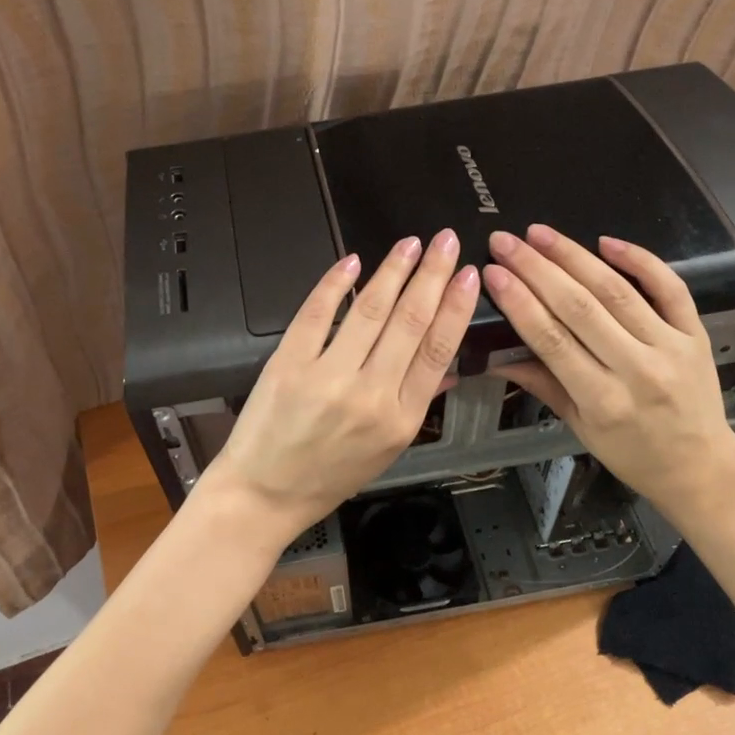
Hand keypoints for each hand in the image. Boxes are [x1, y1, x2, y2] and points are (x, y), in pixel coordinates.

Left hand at [198, 229, 479, 544]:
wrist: (265, 493)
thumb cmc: (328, 475)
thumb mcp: (386, 452)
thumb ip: (418, 404)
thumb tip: (449, 366)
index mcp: (400, 419)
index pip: (437, 350)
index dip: (456, 307)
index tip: (469, 274)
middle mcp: (370, 396)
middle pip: (410, 321)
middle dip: (432, 275)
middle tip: (446, 241)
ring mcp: (327, 377)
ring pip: (370, 310)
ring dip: (393, 270)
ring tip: (410, 244)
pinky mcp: (289, 364)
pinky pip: (317, 313)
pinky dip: (336, 283)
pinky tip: (354, 260)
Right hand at [481, 224, 734, 506]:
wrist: (701, 468)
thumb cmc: (631, 452)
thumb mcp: (579, 426)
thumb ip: (540, 383)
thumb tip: (492, 354)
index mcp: (602, 400)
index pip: (551, 339)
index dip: (519, 301)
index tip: (492, 272)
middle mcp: (637, 370)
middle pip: (579, 307)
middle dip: (537, 269)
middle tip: (505, 242)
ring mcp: (670, 348)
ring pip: (616, 291)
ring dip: (574, 256)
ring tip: (539, 233)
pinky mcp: (694, 333)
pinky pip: (669, 288)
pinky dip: (640, 260)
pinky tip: (606, 240)